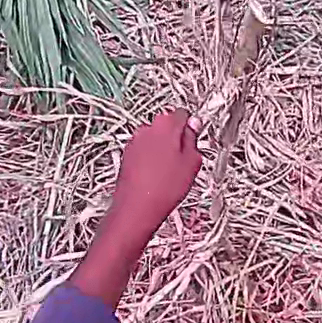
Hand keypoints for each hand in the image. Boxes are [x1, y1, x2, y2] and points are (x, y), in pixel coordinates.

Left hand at [104, 109, 203, 239]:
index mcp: (166, 124)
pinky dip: (150, 159)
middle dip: (176, 139)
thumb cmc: (163, 188)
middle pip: (167, 126)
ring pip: (154, 139)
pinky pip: (144, 151)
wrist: (137, 207)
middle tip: (184, 160)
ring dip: (162, 149)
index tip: (195, 139)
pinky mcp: (127, 155)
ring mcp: (134, 141)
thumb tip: (193, 127)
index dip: (191, 128)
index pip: (183, 115)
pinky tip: (157, 176)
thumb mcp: (192, 162)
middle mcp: (147, 128)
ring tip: (170, 172)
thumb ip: (194, 139)